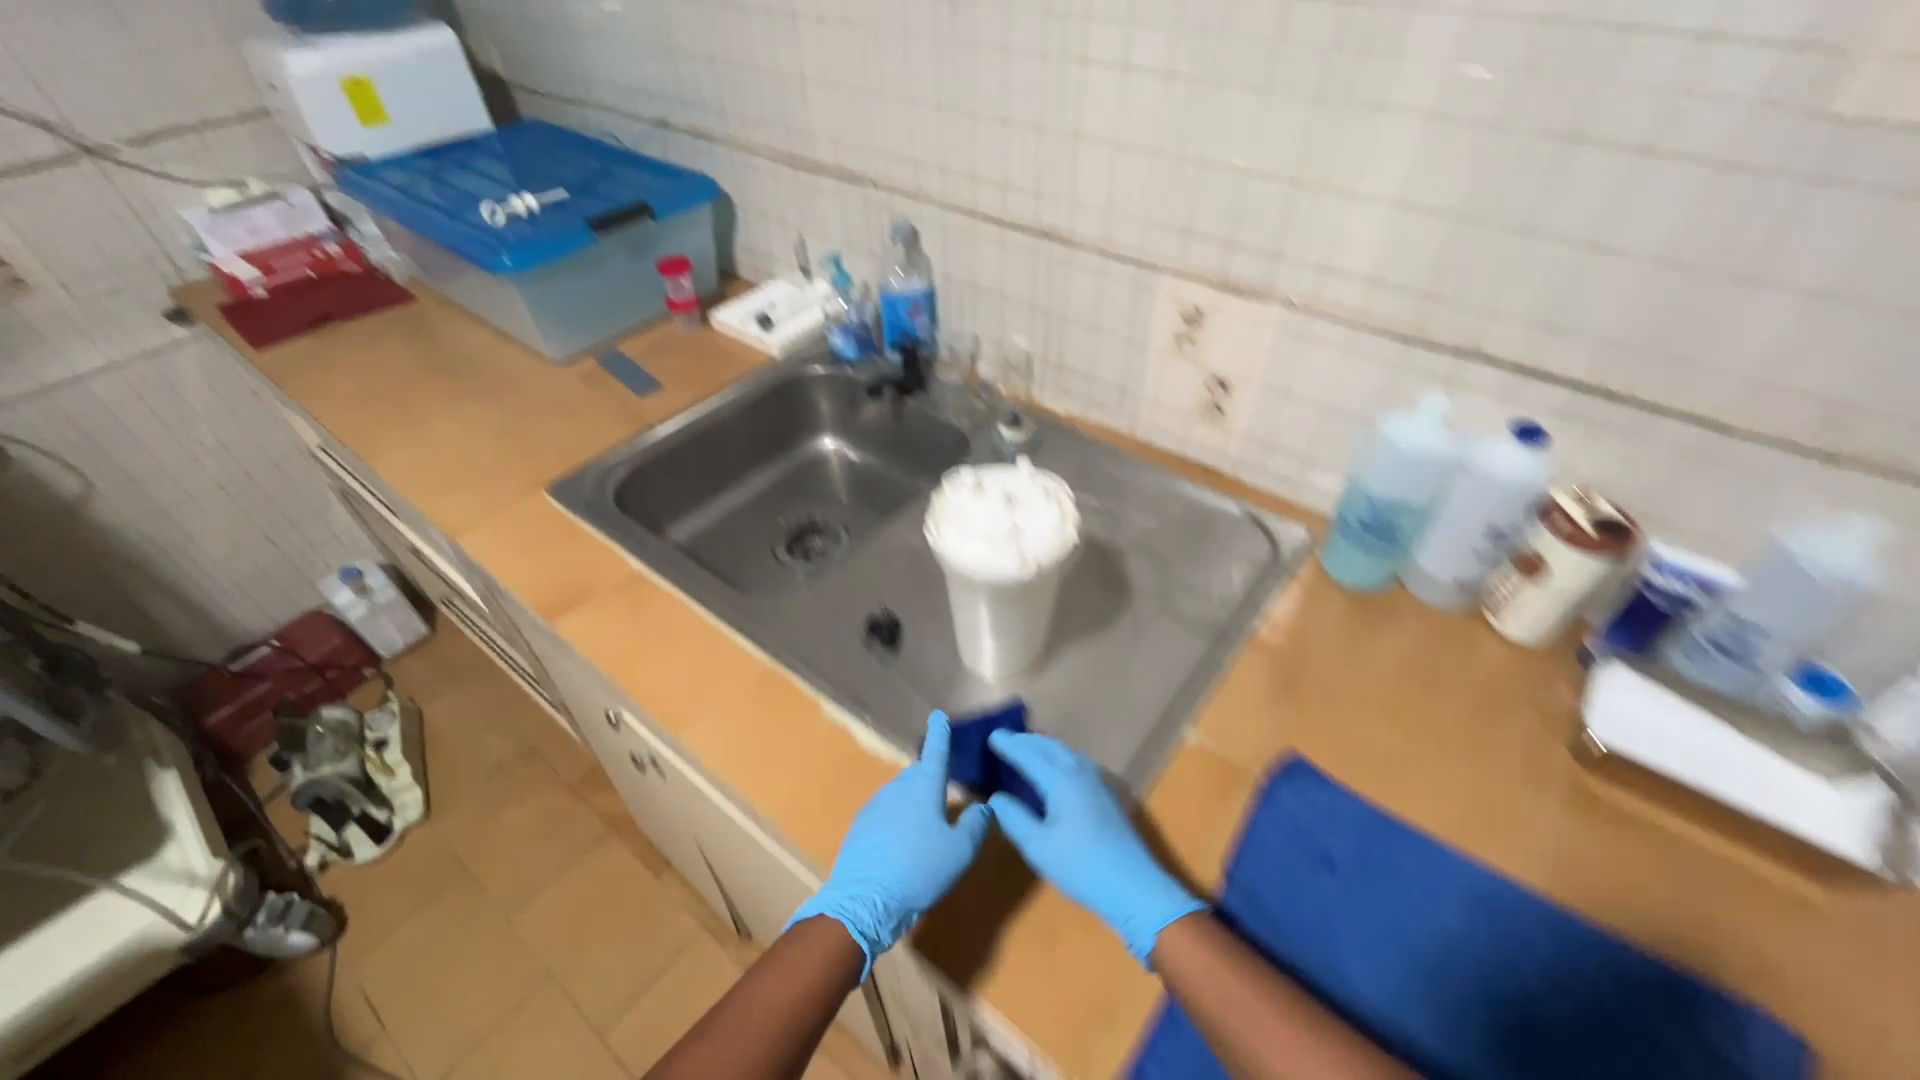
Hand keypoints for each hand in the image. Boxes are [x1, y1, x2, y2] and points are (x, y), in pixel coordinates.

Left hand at [787, 711, 991, 977]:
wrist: (864, 900)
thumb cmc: (920, 870)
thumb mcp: (960, 851)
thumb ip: (975, 825)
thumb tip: (982, 806)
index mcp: (924, 788)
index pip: (935, 752)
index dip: (940, 734)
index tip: (938, 715)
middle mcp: (897, 789)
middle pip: (916, 774)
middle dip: (930, 775)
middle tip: (945, 787)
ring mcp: (874, 807)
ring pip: (899, 793)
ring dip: (913, 799)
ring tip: (926, 822)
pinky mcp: (860, 828)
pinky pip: (884, 813)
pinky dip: (897, 818)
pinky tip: (902, 842)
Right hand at [987, 731, 1205, 966]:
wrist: (1133, 886)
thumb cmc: (1080, 867)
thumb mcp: (1037, 846)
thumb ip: (1013, 817)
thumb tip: (996, 797)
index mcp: (1062, 781)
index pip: (1029, 756)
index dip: (1009, 745)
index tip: (991, 735)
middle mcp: (1081, 774)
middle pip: (1051, 748)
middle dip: (1027, 741)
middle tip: (1006, 738)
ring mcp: (1098, 785)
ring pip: (1068, 753)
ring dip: (1046, 746)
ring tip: (1029, 748)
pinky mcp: (1107, 797)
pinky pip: (1078, 763)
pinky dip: (1061, 757)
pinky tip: (1059, 770)